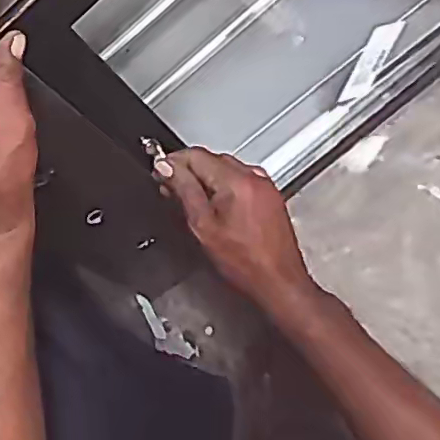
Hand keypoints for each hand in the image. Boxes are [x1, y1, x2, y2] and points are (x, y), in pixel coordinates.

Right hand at [157, 148, 323, 316]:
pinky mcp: (269, 195)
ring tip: (192, 200)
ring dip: (205, 177)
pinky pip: (239, 178)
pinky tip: (215, 205)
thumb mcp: (203, 226)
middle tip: (171, 188)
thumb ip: (183, 189)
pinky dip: (223, 185)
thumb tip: (166, 167)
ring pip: (224, 167)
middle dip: (188, 170)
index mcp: (236, 181)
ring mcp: (264, 185)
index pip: (195, 155)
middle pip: (210, 158)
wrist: (279, 283)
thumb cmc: (246, 263)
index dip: (172, 162)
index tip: (160, 172)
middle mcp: (253, 177)